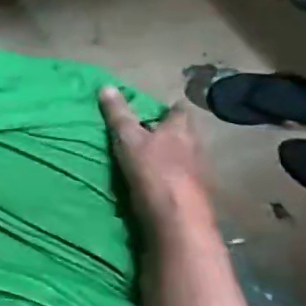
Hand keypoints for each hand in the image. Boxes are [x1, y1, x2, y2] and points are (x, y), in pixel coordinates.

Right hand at [100, 87, 209, 223]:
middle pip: (187, 135)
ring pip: (188, 158)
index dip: (171, 108)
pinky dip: (174, 179)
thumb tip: (106, 85)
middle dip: (174, 132)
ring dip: (175, 157)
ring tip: (154, 158)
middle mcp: (195, 149)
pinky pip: (185, 181)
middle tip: (153, 131)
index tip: (162, 106)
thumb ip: (118, 114)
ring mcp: (199, 175)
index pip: (180, 112)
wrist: (177, 220)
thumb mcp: (128, 138)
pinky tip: (161, 184)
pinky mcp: (196, 197)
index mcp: (180, 131)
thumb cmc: (154, 170)